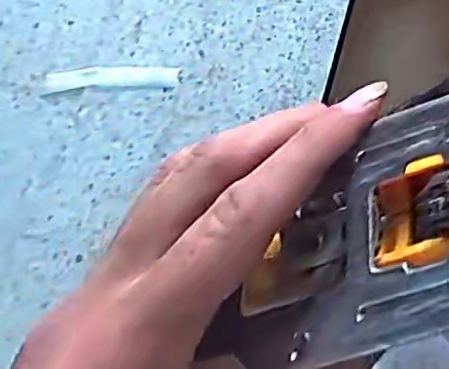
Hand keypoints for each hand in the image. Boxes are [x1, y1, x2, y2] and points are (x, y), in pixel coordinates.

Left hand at [16, 83, 389, 368]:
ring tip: (311, 135)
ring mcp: (84, 291)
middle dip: (283, 126)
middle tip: (348, 114)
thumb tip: (360, 336)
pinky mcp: (83, 298)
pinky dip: (219, 177)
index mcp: (132, 335)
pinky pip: (162, 206)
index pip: (237, 212)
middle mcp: (100, 295)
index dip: (309, 151)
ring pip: (174, 177)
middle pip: (200, 168)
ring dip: (251, 142)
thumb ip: (288, 365)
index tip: (364, 105)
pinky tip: (253, 188)